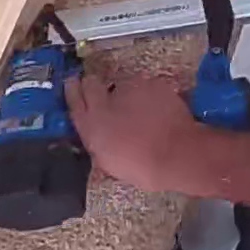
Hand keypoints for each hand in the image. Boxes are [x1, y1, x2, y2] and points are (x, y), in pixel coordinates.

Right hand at [66, 76, 214, 193]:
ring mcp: (131, 88)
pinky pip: (147, 86)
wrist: (176, 153)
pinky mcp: (153, 83)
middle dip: (95, 86)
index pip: (74, 100)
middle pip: (92, 84)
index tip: (72, 83)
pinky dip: (150, 94)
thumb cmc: (142, 166)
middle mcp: (106, 101)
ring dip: (128, 93)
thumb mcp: (109, 159)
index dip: (73, 91)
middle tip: (105, 94)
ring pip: (123, 85)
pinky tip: (159, 108)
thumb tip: (100, 131)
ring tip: (142, 110)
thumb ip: (99, 139)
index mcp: (91, 124)